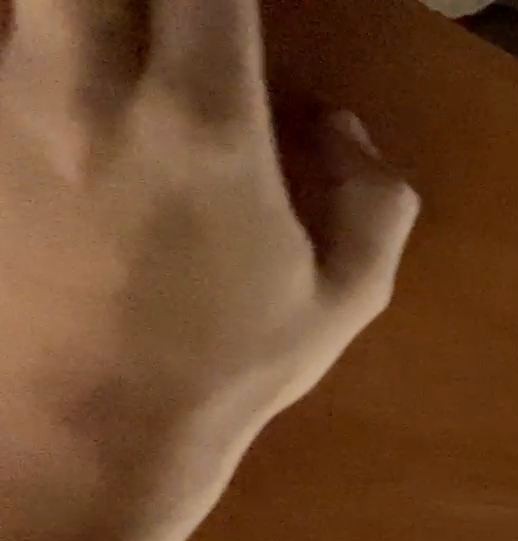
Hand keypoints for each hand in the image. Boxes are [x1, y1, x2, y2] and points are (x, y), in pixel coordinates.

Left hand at [0, 1, 417, 540]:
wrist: (92, 416)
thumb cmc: (239, 359)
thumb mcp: (351, 296)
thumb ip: (374, 203)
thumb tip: (344, 129)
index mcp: (208, 130)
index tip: (261, 12)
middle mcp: (90, 89)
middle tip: (202, 25)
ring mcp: (10, 102)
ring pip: (39, 1)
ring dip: (102, 16)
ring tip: (152, 49)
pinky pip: (9, 46)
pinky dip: (53, 42)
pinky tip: (89, 75)